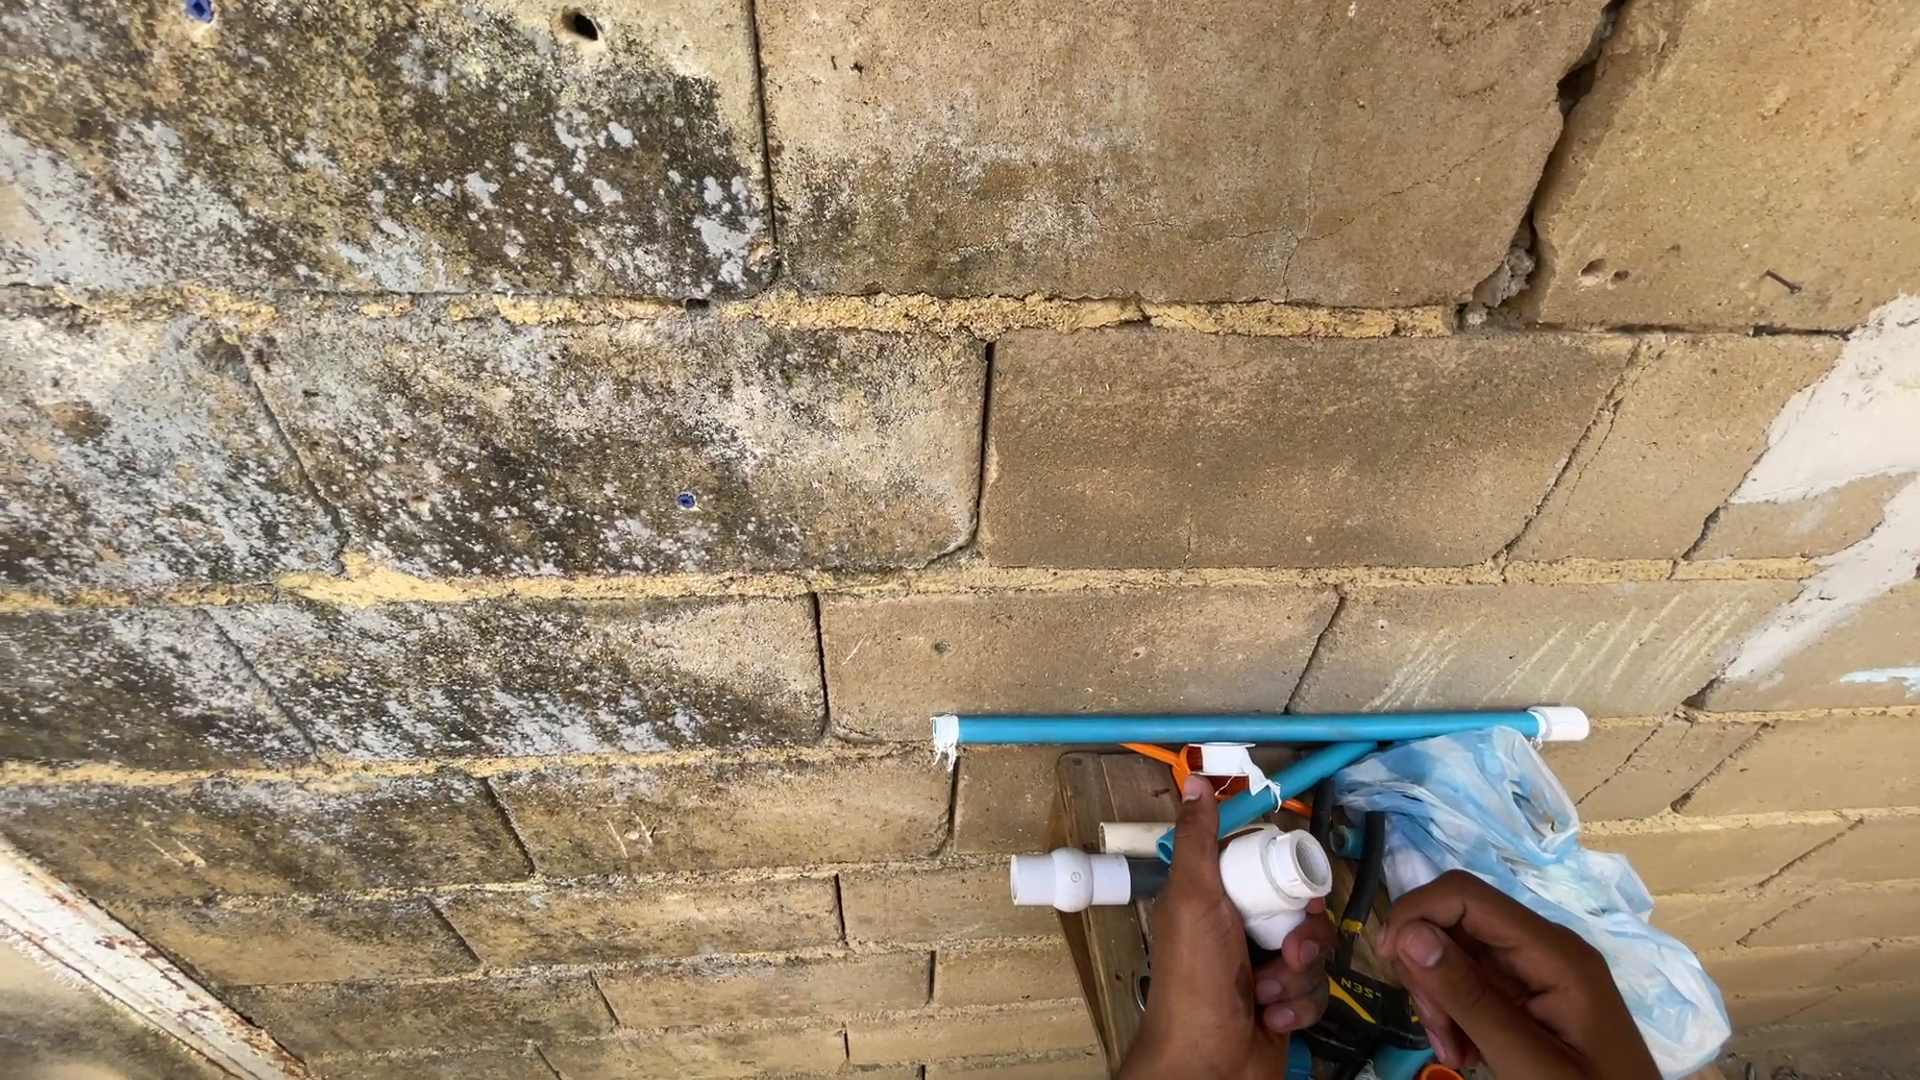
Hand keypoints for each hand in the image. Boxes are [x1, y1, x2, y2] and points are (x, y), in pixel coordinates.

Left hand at [1119, 775, 1334, 1079]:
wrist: (1211, 1062)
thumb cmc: (1196, 974)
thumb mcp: (1193, 895)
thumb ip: (1198, 839)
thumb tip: (1195, 781)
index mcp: (1212, 895)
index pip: (1262, 867)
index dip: (1285, 876)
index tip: (1300, 889)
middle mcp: (1237, 925)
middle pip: (1298, 910)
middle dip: (1301, 936)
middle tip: (1288, 951)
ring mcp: (1261, 964)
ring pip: (1311, 951)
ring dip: (1296, 976)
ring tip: (1268, 993)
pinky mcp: (1283, 1001)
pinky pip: (1313, 989)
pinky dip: (1298, 1005)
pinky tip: (1274, 1017)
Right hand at [1378, 870, 1658, 1078]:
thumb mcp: (1531, 1065)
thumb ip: (1470, 998)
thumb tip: (1406, 933)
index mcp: (1556, 953)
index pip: (1465, 894)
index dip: (1416, 911)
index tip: (1386, 958)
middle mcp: (1543, 945)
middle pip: (1453, 920)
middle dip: (1426, 966)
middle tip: (1435, 1030)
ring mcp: (1534, 967)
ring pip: (1450, 948)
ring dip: (1435, 993)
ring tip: (1452, 1050)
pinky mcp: (1524, 988)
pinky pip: (1464, 976)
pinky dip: (1449, 1007)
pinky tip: (1461, 1048)